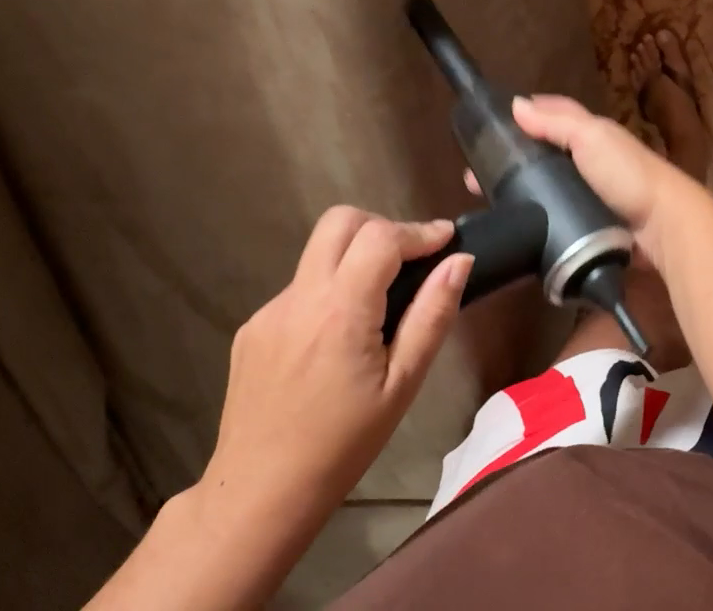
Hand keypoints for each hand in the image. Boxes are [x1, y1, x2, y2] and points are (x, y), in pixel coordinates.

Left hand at [200, 208, 470, 522]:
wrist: (259, 491)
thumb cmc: (345, 443)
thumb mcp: (404, 383)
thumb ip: (432, 315)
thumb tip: (459, 261)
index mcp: (340, 311)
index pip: (381, 237)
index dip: (420, 231)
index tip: (448, 239)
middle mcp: (299, 298)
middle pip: (339, 222)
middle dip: (382, 227)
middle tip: (412, 259)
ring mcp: (269, 311)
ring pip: (318, 254)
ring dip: (356, 259)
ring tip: (381, 304)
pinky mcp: (253, 329)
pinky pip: (301, 289)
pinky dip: (331, 291)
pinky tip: (341, 339)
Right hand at [479, 94, 712, 270]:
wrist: (661, 226)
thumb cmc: (626, 174)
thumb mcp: (592, 137)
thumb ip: (556, 122)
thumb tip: (516, 104)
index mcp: (593, 135)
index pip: (553, 117)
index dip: (523, 119)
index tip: (485, 130)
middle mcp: (591, 162)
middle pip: (544, 157)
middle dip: (511, 163)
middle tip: (473, 179)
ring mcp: (590, 196)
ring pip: (546, 189)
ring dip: (518, 193)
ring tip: (484, 203)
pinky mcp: (588, 227)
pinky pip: (554, 217)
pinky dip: (534, 218)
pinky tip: (512, 226)